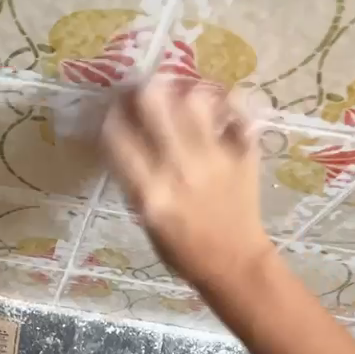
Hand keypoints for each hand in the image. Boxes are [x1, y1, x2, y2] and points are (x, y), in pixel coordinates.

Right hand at [100, 80, 275, 295]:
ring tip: (181, 95)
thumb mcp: (147, 220)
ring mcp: (215, 157)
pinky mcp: (244, 153)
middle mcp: (180, 168)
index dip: (110, 115)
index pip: (117, 136)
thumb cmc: (183, 250)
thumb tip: (127, 140)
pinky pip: (235, 112)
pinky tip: (216, 108)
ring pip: (195, 98)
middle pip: (154, 103)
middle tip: (143, 89)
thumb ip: (138, 180)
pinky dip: (226, 103)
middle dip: (142, 90)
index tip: (112, 109)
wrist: (235, 264)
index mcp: (150, 192)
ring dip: (183, 91)